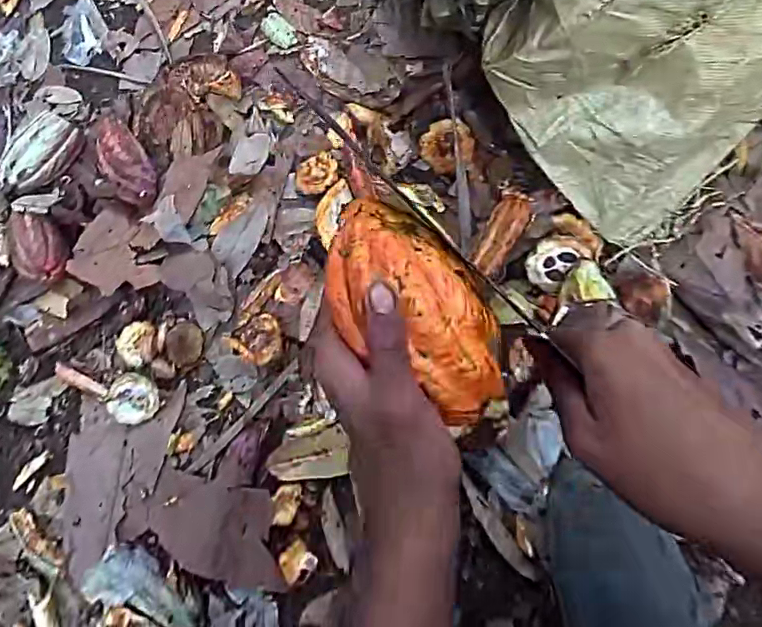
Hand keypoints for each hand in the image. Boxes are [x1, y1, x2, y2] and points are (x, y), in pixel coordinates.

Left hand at [310, 281, 458, 626]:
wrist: (417, 523)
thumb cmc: (405, 463)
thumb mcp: (397, 396)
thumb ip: (386, 342)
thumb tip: (377, 285)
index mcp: (334, 362)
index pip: (330, 301)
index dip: (344, 268)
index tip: (367, 237)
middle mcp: (342, 366)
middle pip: (351, 310)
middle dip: (371, 280)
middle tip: (402, 250)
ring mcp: (364, 380)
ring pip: (372, 328)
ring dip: (390, 303)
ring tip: (419, 275)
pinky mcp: (386, 391)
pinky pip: (390, 347)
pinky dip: (405, 329)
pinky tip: (432, 321)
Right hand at [529, 303, 761, 540]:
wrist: (752, 495)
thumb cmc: (657, 470)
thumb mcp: (587, 439)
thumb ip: (556, 387)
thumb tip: (540, 352)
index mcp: (599, 339)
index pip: (549, 324)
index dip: (536, 348)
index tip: (533, 375)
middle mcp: (627, 329)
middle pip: (579, 328)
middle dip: (567, 355)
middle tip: (568, 402)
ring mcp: (657, 343)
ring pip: (605, 342)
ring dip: (594, 366)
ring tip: (601, 414)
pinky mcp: (678, 362)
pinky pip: (631, 355)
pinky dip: (620, 376)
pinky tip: (632, 418)